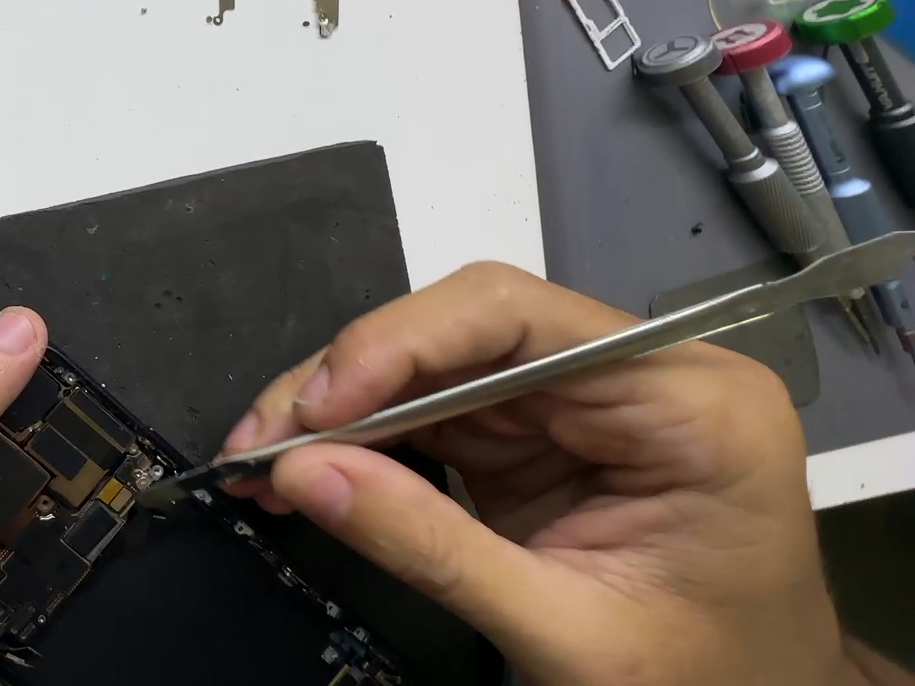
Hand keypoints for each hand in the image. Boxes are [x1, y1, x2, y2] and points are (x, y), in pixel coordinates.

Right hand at [221, 263, 855, 685]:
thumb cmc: (706, 685)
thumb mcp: (571, 635)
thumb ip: (432, 548)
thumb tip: (297, 475)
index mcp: (676, 397)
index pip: (507, 314)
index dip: (395, 343)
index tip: (315, 408)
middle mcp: (608, 369)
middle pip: (438, 332)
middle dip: (338, 385)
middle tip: (258, 441)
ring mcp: (551, 391)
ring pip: (404, 363)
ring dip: (323, 410)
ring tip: (256, 460)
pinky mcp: (506, 420)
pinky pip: (404, 405)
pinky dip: (342, 436)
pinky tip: (294, 464)